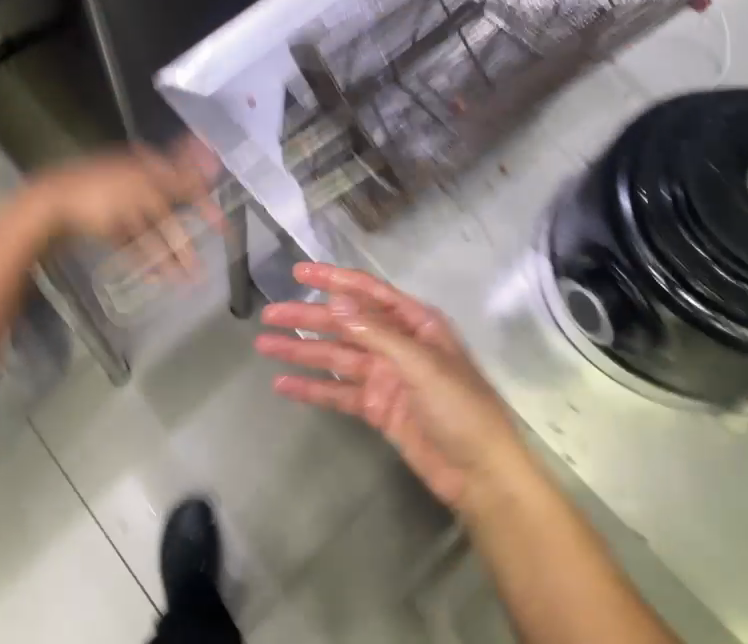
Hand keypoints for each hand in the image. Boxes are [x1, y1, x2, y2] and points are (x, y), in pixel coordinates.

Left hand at [18, 145, 215, 272]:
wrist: (47, 210)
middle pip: (169, 211)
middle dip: (186, 239)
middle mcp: (135, 181)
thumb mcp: (145, 187)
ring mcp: (117, 203)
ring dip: (169, 254)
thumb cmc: (99, 195)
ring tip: (187, 280)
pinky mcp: (102, 223)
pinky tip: (158, 276)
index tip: (224, 227)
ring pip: (151, 230)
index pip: (185, 183)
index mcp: (146, 166)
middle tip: (204, 264)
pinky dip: (145, 256)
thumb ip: (182, 177)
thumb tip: (214, 157)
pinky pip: (131, 241)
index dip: (206, 205)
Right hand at [257, 263, 527, 511]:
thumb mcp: (421, 365)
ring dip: (302, 351)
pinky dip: (312, 388)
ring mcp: (385, 378)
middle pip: (345, 325)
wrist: (482, 474)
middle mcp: (397, 345)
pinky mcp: (377, 408)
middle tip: (268, 314)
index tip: (298, 272)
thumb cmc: (462, 409)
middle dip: (307, 318)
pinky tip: (283, 385)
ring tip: (264, 345)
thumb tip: (336, 301)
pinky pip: (338, 392)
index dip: (333, 280)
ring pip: (335, 357)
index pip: (368, 293)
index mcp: (416, 324)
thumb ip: (376, 334)